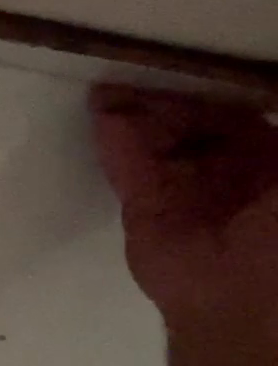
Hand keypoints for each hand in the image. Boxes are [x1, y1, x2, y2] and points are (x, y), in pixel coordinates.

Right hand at [92, 84, 277, 329]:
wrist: (249, 299)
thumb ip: (267, 130)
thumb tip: (259, 90)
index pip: (253, 114)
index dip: (227, 88)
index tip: (201, 66)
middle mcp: (239, 174)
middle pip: (203, 125)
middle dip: (177, 100)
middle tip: (147, 71)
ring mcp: (188, 191)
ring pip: (163, 143)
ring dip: (142, 115)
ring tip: (114, 88)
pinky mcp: (145, 208)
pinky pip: (130, 168)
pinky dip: (117, 142)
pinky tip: (104, 113)